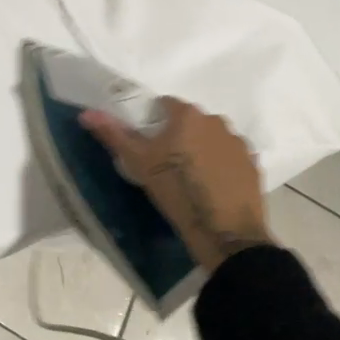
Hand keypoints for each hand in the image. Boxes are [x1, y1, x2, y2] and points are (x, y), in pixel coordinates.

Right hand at [80, 99, 271, 270]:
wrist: (226, 234)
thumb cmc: (177, 192)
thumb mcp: (139, 163)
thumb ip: (114, 134)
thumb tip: (86, 112)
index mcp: (188, 115)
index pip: (165, 105)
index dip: (152, 122)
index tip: (146, 145)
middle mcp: (217, 121)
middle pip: (190, 121)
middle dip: (177, 135)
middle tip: (163, 163)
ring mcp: (238, 143)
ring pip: (211, 138)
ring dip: (200, 149)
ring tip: (188, 178)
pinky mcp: (253, 166)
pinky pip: (229, 157)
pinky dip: (219, 165)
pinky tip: (210, 187)